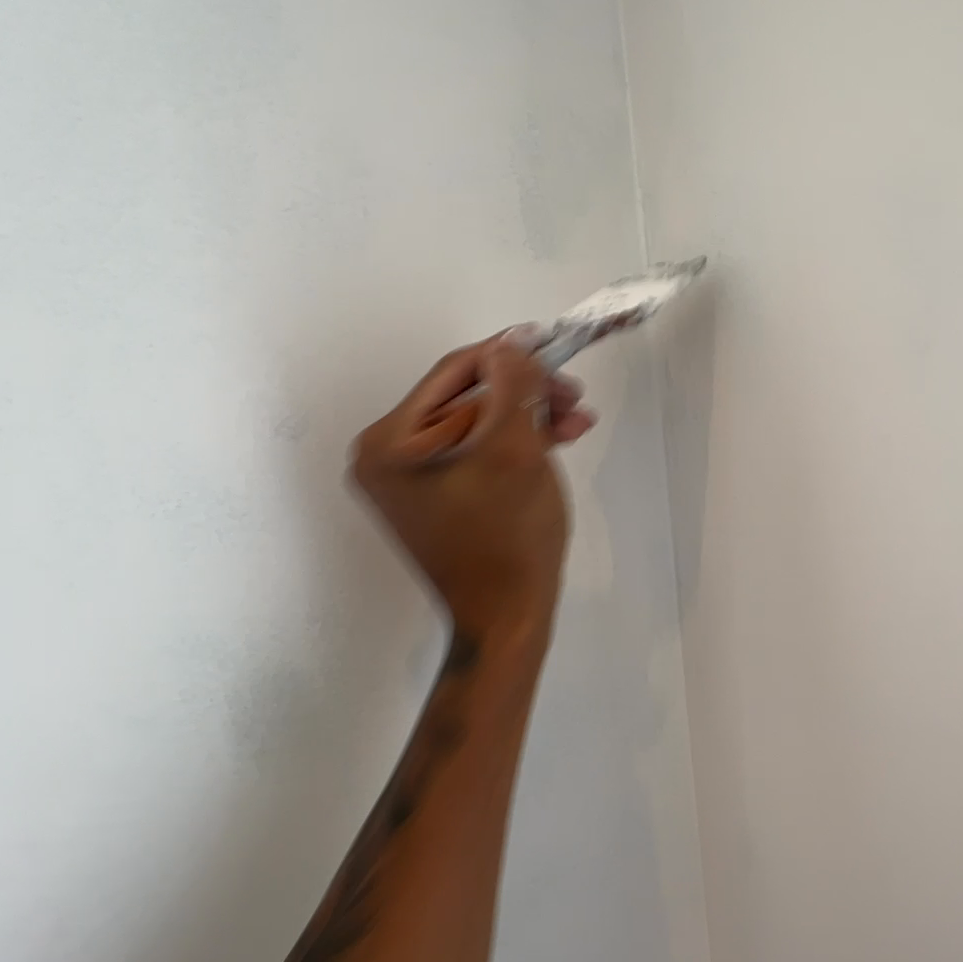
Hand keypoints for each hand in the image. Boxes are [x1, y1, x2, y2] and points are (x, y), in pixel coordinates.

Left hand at [350, 327, 597, 646]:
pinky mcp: (436, 500)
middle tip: (574, 395)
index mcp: (387, 444)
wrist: (507, 619)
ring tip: (576, 421)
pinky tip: (555, 439)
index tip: (553, 344)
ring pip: (479, 427)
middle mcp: (386, 459)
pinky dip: (516, 447)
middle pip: (468, 401)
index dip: (507, 354)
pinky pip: (478, 456)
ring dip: (528, 419)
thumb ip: (513, 383)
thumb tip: (514, 342)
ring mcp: (410, 483)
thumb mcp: (514, 448)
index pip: (454, 375)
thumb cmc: (508, 536)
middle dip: (525, 394)